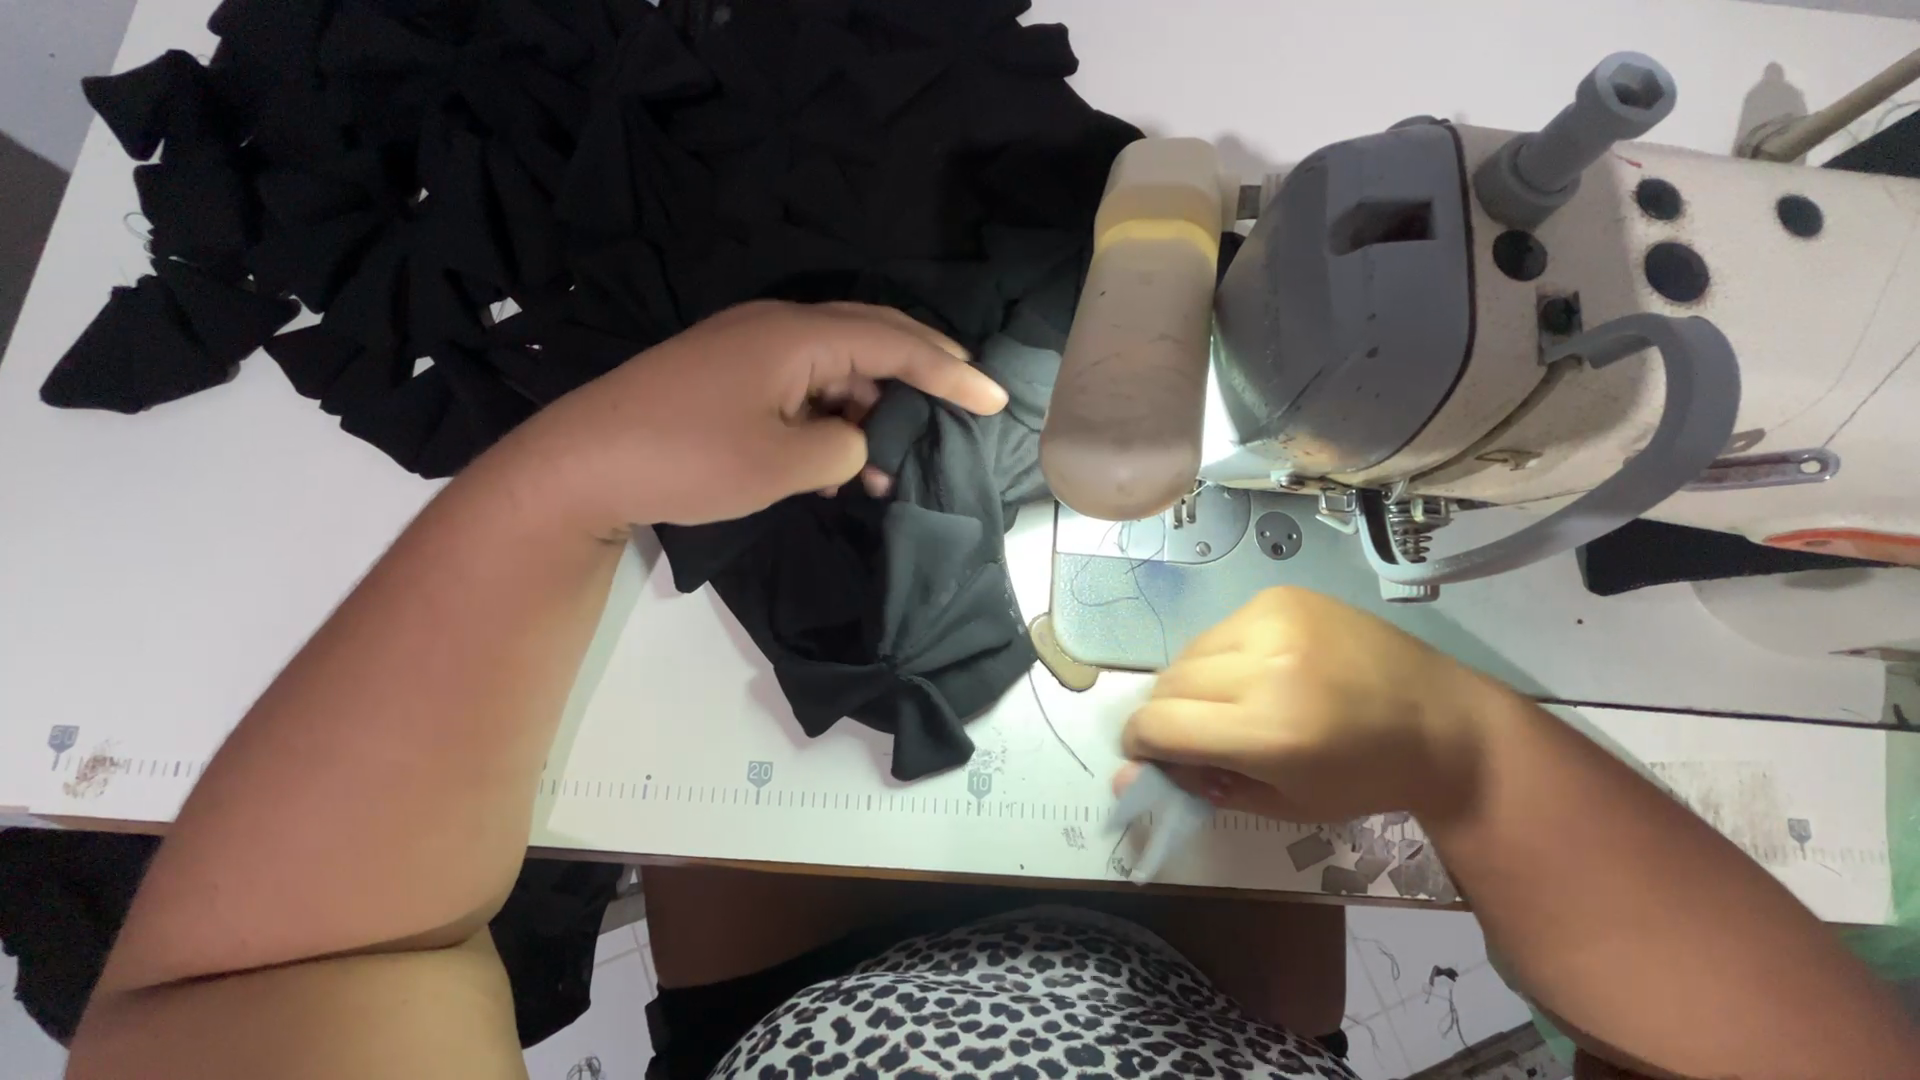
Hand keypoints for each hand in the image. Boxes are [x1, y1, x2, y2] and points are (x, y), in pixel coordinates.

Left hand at [500, 301, 1007, 529]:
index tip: (995, 399)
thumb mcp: (784, 465)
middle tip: (966, 397)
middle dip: (922, 371)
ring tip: (888, 464)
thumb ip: (844, 450)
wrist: (582, 465)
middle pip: (871, 338)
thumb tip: (855, 443)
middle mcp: (776, 329)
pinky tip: (836, 465)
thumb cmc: (688, 459)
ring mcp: (749, 351)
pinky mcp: (729, 379)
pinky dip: (829, 422)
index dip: (951, 372)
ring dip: (869, 411)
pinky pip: (802, 390)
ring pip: (835, 369)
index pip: (896, 343)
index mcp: (796, 336)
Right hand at [1118, 587, 1502, 823]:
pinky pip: (1220, 630)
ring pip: (1188, 654)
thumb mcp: (1282, 803)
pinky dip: (1223, 655)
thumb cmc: (1365, 778)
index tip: (1150, 755)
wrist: (1444, 721)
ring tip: (1235, 700)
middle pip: (1166, 685)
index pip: (1158, 725)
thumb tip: (1131, 775)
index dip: (1140, 744)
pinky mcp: (1280, 596)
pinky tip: (1262, 669)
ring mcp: (1272, 621)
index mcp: (1267, 730)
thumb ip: (1202, 784)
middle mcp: (1264, 666)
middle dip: (1168, 715)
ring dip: (1194, 683)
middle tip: (1197, 734)